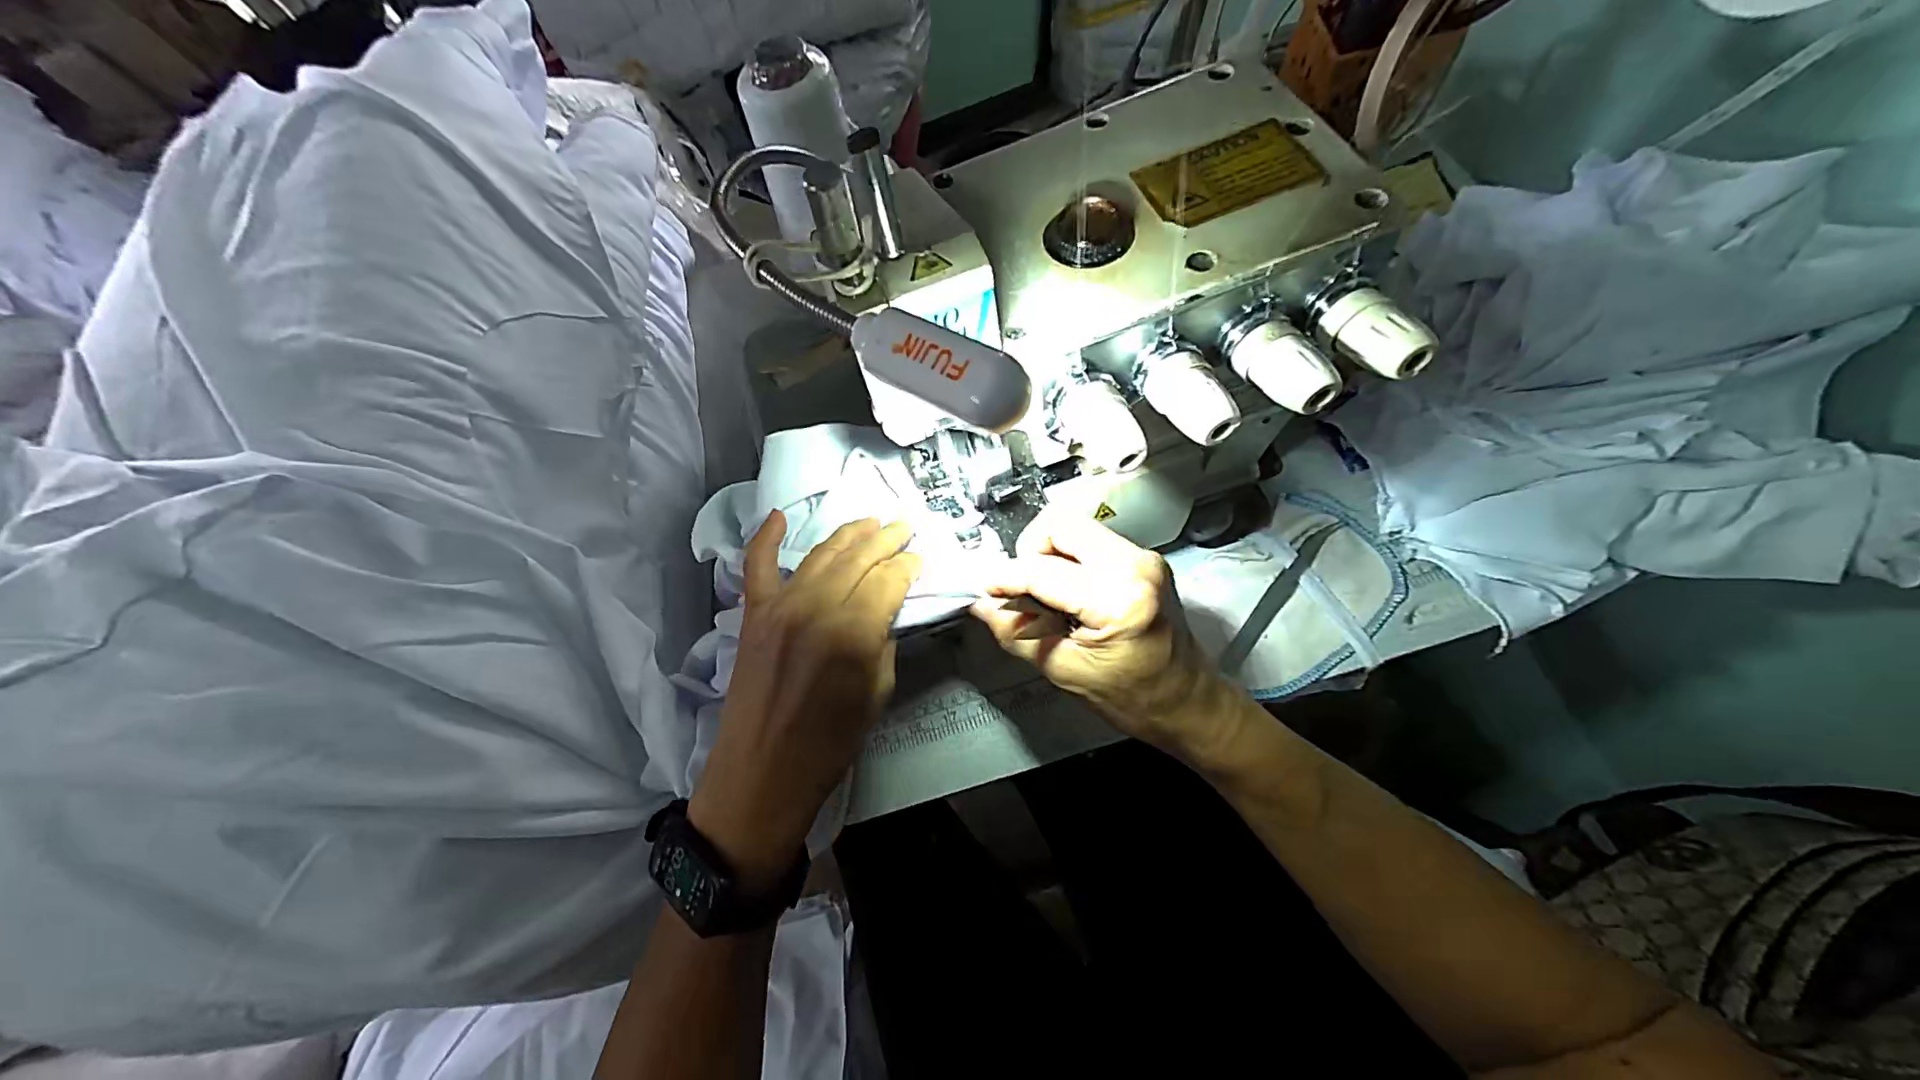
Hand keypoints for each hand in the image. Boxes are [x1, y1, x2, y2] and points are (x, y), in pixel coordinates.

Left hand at [689, 511, 919, 888]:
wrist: (763, 770)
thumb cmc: (831, 742)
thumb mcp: (878, 691)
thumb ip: (883, 640)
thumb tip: (887, 609)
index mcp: (854, 631)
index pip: (889, 579)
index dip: (909, 565)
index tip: (920, 558)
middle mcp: (817, 606)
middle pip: (859, 558)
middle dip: (886, 538)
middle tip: (905, 525)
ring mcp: (780, 606)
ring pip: (820, 554)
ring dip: (848, 533)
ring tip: (870, 521)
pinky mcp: (753, 614)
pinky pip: (757, 565)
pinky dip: (767, 538)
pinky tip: (779, 516)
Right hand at [970, 512, 1251, 767]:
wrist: (1188, 702)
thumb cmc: (1137, 698)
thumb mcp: (1065, 671)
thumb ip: (1017, 633)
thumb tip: (985, 605)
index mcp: (1119, 599)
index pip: (1042, 570)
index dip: (1005, 579)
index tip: (986, 589)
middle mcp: (1136, 566)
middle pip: (1060, 524)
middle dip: (1029, 552)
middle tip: (1021, 590)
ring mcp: (1143, 558)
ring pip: (1074, 529)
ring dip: (1049, 556)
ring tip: (1047, 597)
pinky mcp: (1143, 559)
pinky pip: (1091, 542)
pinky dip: (1068, 561)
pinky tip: (1068, 596)